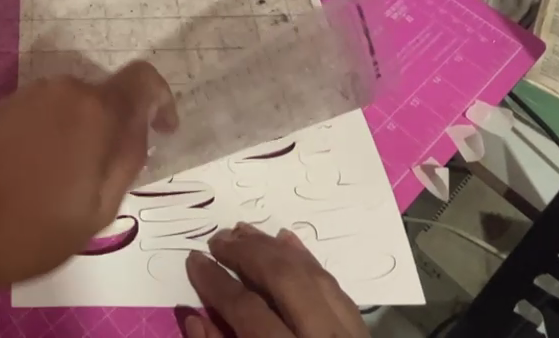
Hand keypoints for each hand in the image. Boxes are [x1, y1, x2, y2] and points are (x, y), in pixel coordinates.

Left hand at [0, 61, 177, 288]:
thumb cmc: (34, 228)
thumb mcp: (99, 208)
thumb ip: (129, 159)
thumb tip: (141, 128)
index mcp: (95, 110)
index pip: (144, 79)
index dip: (161, 100)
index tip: (163, 130)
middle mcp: (65, 88)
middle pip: (107, 95)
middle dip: (117, 127)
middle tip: (107, 176)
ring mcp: (30, 93)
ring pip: (76, 104)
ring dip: (84, 131)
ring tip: (69, 181)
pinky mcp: (4, 105)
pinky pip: (47, 110)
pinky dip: (56, 132)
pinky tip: (39, 172)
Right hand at [183, 224, 368, 337]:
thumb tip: (194, 317)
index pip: (248, 312)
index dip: (216, 283)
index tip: (193, 260)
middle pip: (284, 282)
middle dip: (246, 254)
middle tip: (216, 240)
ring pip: (312, 277)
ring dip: (274, 249)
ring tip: (242, 232)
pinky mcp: (365, 337)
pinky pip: (336, 288)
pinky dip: (309, 261)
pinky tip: (287, 241)